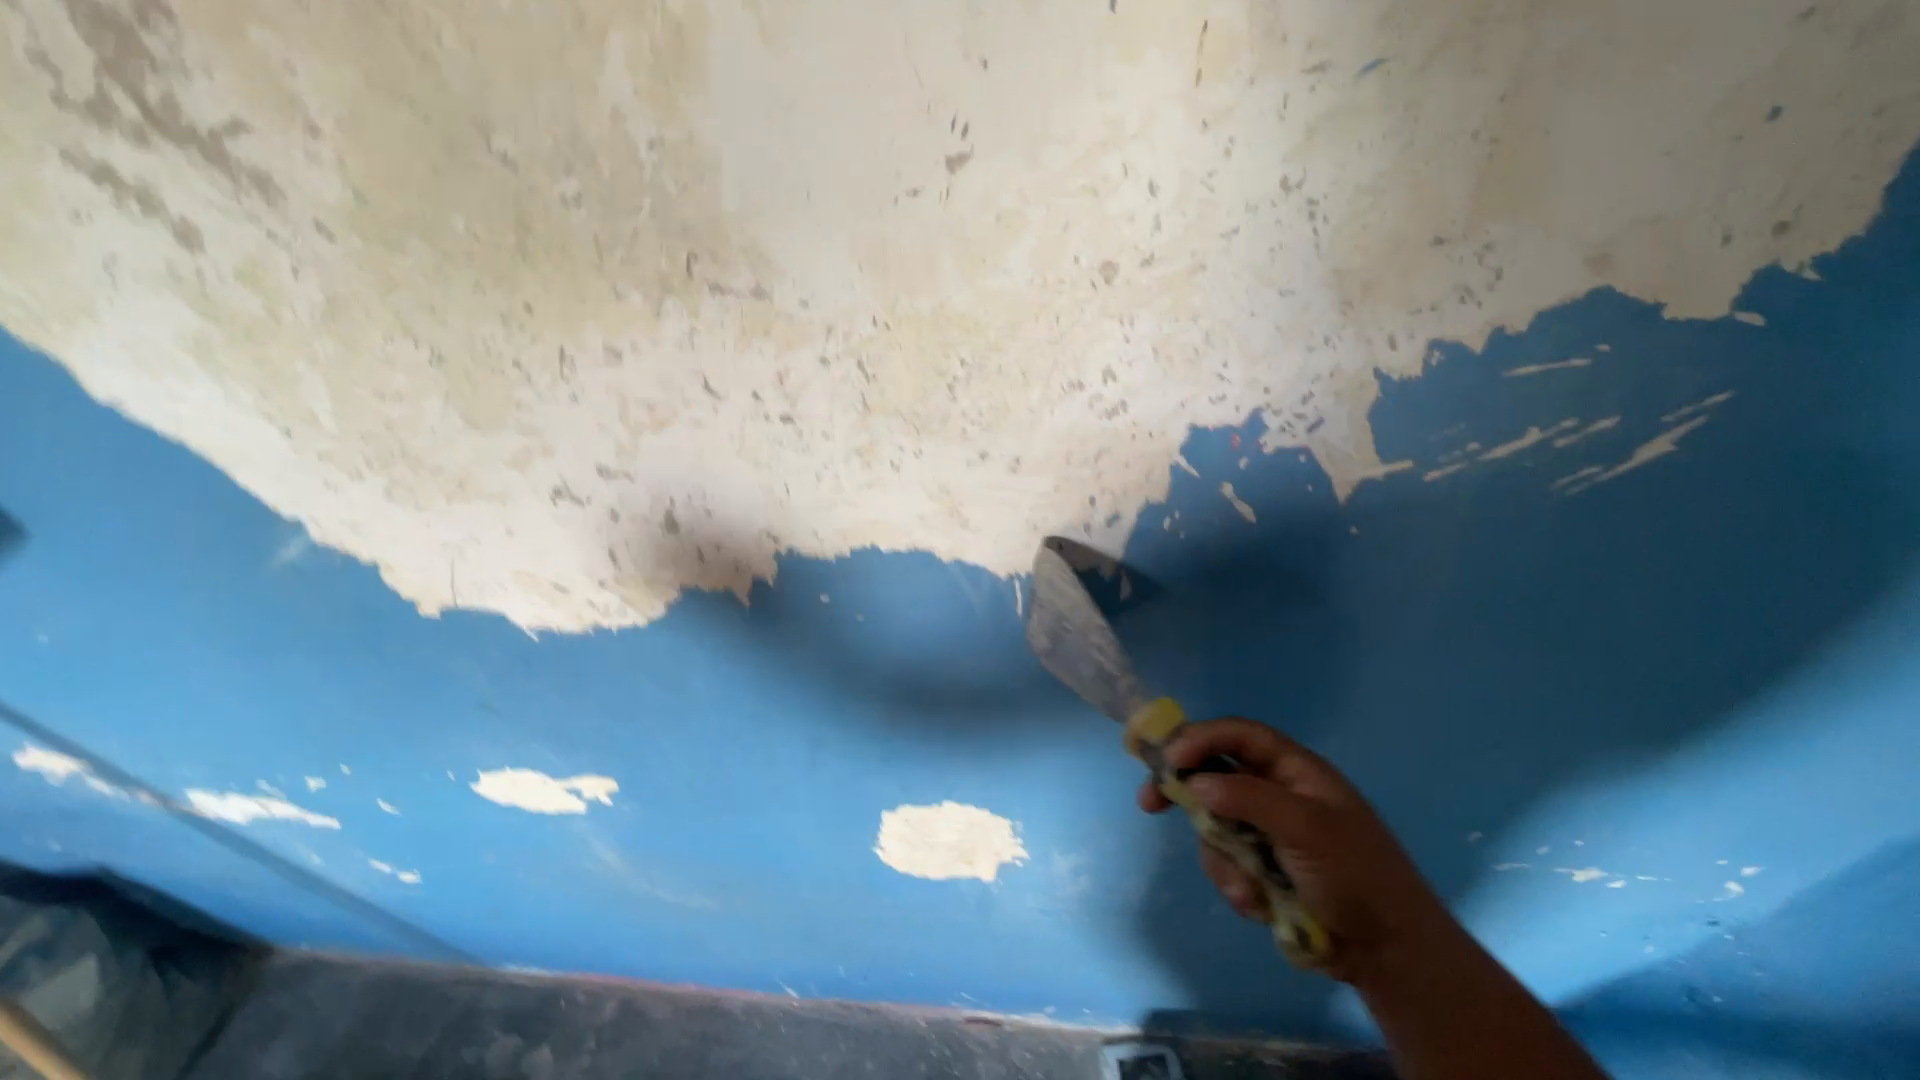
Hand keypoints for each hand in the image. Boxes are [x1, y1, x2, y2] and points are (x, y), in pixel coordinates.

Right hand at [1137, 716, 1458, 984]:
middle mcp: (1277, 794)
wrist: (1389, 950)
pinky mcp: (1262, 868)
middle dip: (1186, 794)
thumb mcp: (1307, 828)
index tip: (1170, 761)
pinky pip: (1227, 864)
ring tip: (1250, 892)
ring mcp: (1268, 833)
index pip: (1239, 736)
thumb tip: (1195, 782)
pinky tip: (1260, 907)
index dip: (1201, 739)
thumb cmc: (1356, 875)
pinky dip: (1236, 885)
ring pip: (1215, 827)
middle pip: (1215, 776)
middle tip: (1150, 804)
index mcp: (1296, 771)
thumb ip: (1249, 798)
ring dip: (1223, 860)